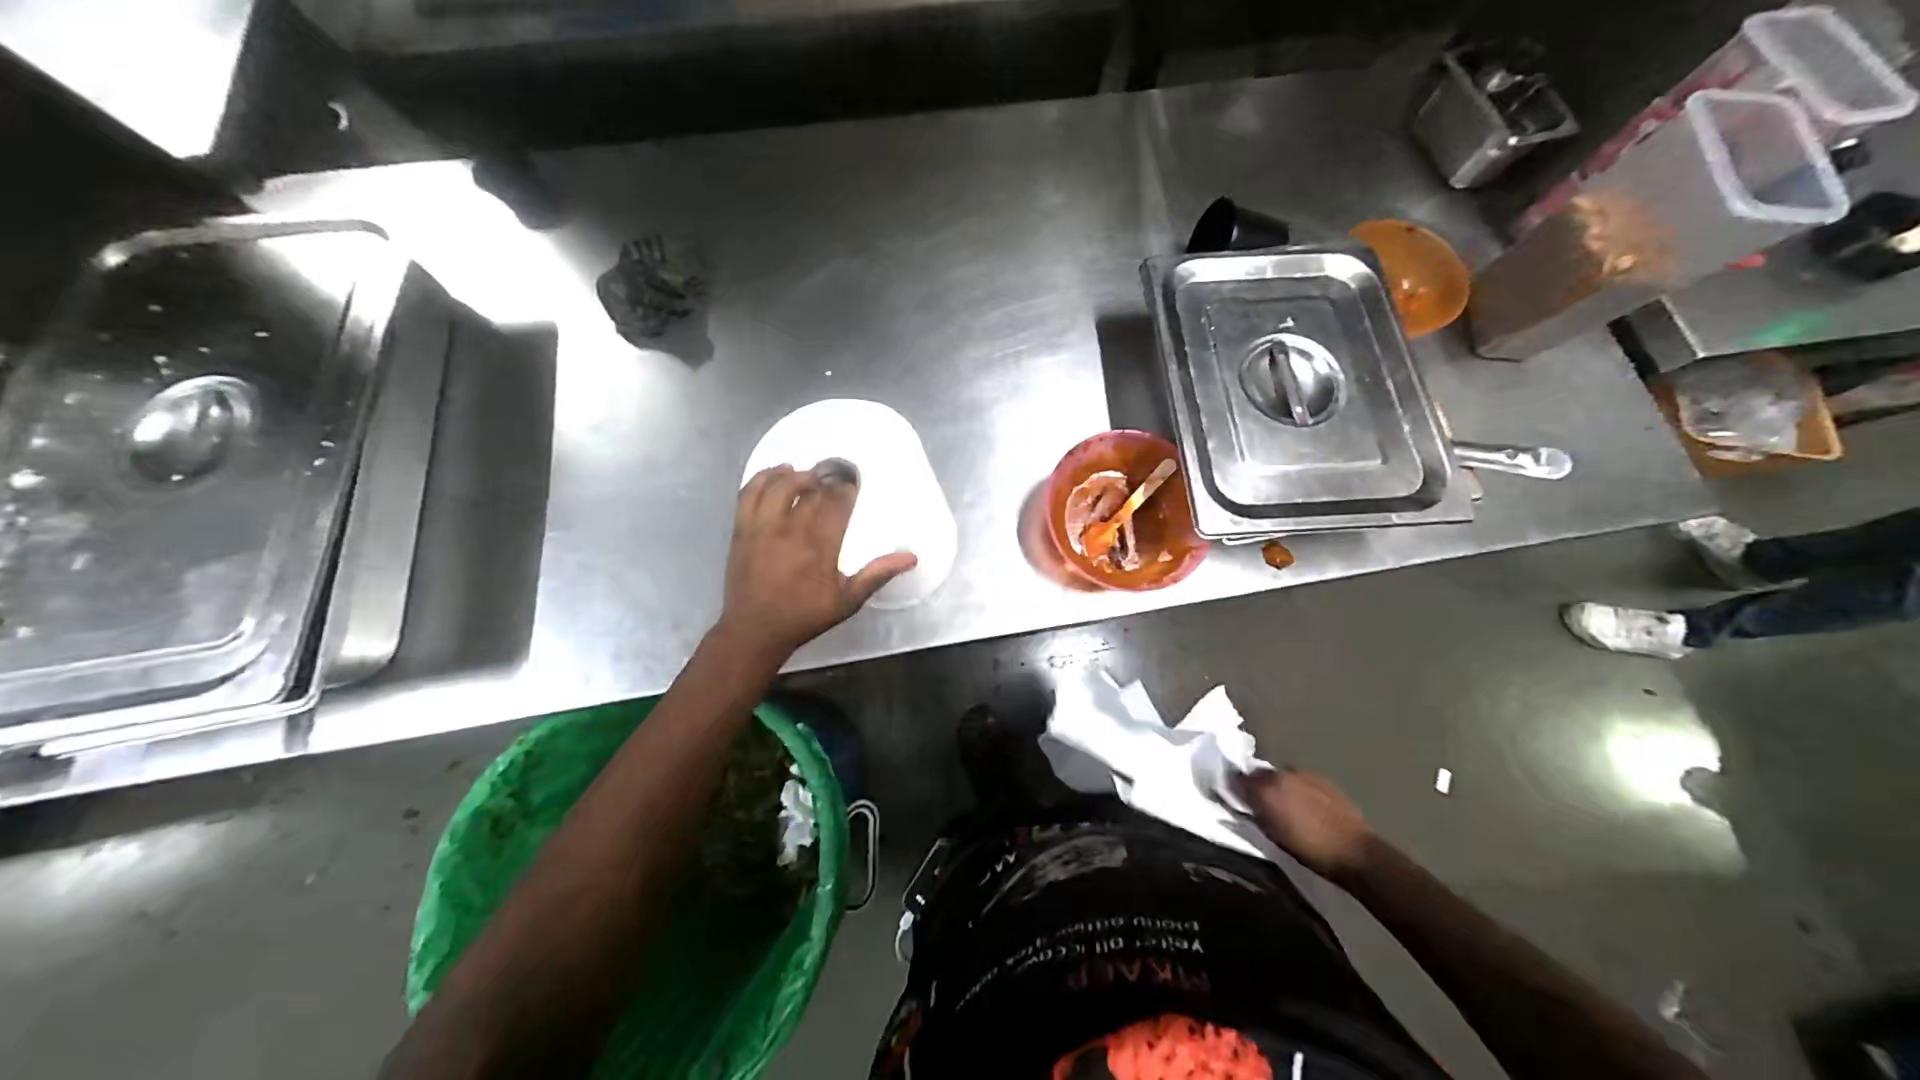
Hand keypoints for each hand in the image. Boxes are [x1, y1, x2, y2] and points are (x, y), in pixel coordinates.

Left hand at [716, 464, 917, 659]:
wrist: (755, 630)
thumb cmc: (804, 616)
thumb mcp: (847, 601)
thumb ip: (877, 575)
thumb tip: (911, 557)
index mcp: (819, 548)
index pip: (836, 505)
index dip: (847, 489)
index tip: (854, 483)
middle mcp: (790, 532)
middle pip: (811, 493)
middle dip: (826, 479)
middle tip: (836, 474)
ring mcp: (762, 529)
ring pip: (780, 487)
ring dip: (798, 475)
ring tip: (810, 476)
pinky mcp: (742, 530)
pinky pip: (750, 493)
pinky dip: (764, 478)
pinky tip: (778, 473)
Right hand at [1237, 767, 1376, 883]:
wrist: (1356, 853)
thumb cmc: (1309, 851)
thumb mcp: (1271, 834)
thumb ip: (1255, 811)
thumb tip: (1245, 799)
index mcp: (1265, 788)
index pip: (1237, 779)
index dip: (1235, 789)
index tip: (1237, 800)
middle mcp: (1281, 774)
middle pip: (1259, 773)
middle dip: (1257, 785)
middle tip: (1261, 804)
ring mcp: (1304, 774)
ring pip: (1281, 775)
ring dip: (1278, 785)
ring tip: (1286, 805)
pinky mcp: (1323, 778)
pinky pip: (1301, 779)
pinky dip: (1297, 787)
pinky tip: (1306, 805)